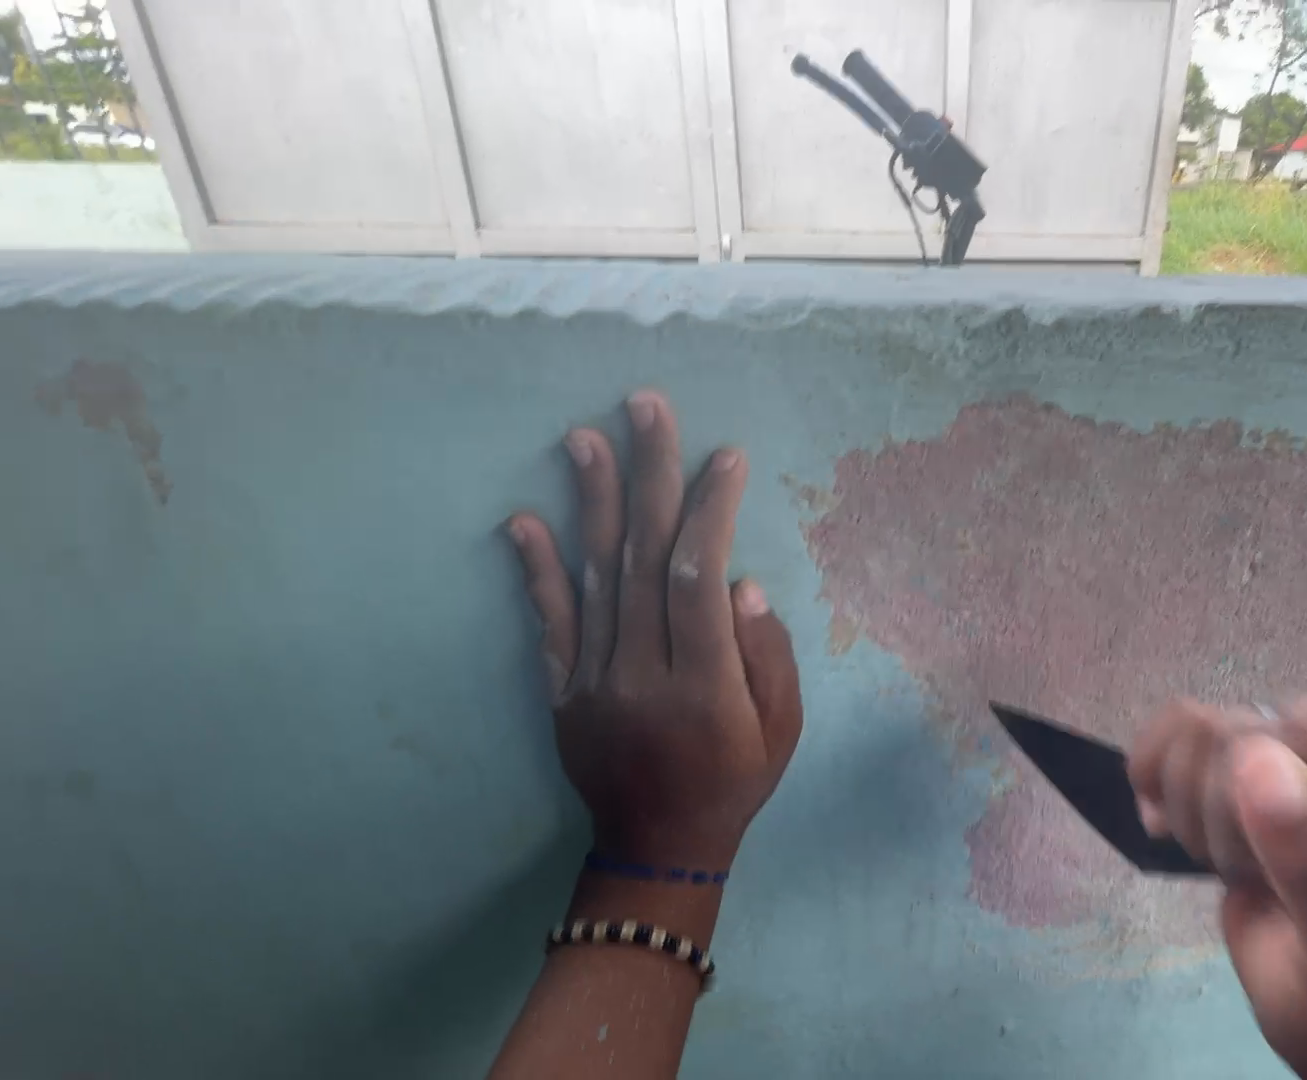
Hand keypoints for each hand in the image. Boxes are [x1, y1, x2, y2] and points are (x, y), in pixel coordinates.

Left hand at [506, 390, 802, 867]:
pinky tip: (523, 521)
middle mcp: (639, 671)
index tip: (726, 456)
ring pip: (593, 577)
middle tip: (646, 407)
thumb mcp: (782, 728)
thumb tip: (742, 585)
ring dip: (591, 501)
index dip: (711, 510)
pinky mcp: (562, 690)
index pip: (698, 578)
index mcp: (703, 682)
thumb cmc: (736, 780)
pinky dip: (536, 570)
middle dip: (650, 475)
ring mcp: (592, 680)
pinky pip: (548, 624)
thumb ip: (767, 656)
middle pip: (642, 558)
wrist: (659, 846)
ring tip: (585, 437)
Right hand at [1128, 696, 1306, 1079]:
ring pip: (1205, 726)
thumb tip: (1258, 759)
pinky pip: (1180, 727)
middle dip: (1224, 814)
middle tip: (1249, 881)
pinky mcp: (1261, 761)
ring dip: (1189, 804)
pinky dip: (1154, 772)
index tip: (1259, 863)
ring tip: (1226, 864)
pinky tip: (1166, 824)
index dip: (1265, 789)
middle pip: (1251, 728)